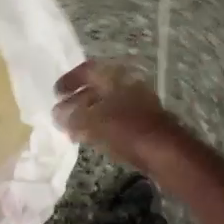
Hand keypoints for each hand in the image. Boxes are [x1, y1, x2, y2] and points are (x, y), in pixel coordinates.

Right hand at [53, 60, 189, 170]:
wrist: (167, 154)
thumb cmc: (129, 130)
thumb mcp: (96, 121)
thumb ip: (74, 116)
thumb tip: (56, 113)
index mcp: (116, 77)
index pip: (88, 70)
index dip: (70, 80)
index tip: (56, 93)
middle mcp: (126, 86)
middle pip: (96, 88)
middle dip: (77, 100)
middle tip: (60, 112)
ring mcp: (136, 105)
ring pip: (105, 105)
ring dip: (87, 115)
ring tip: (71, 128)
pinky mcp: (142, 124)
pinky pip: (114, 120)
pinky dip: (100, 126)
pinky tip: (90, 138)